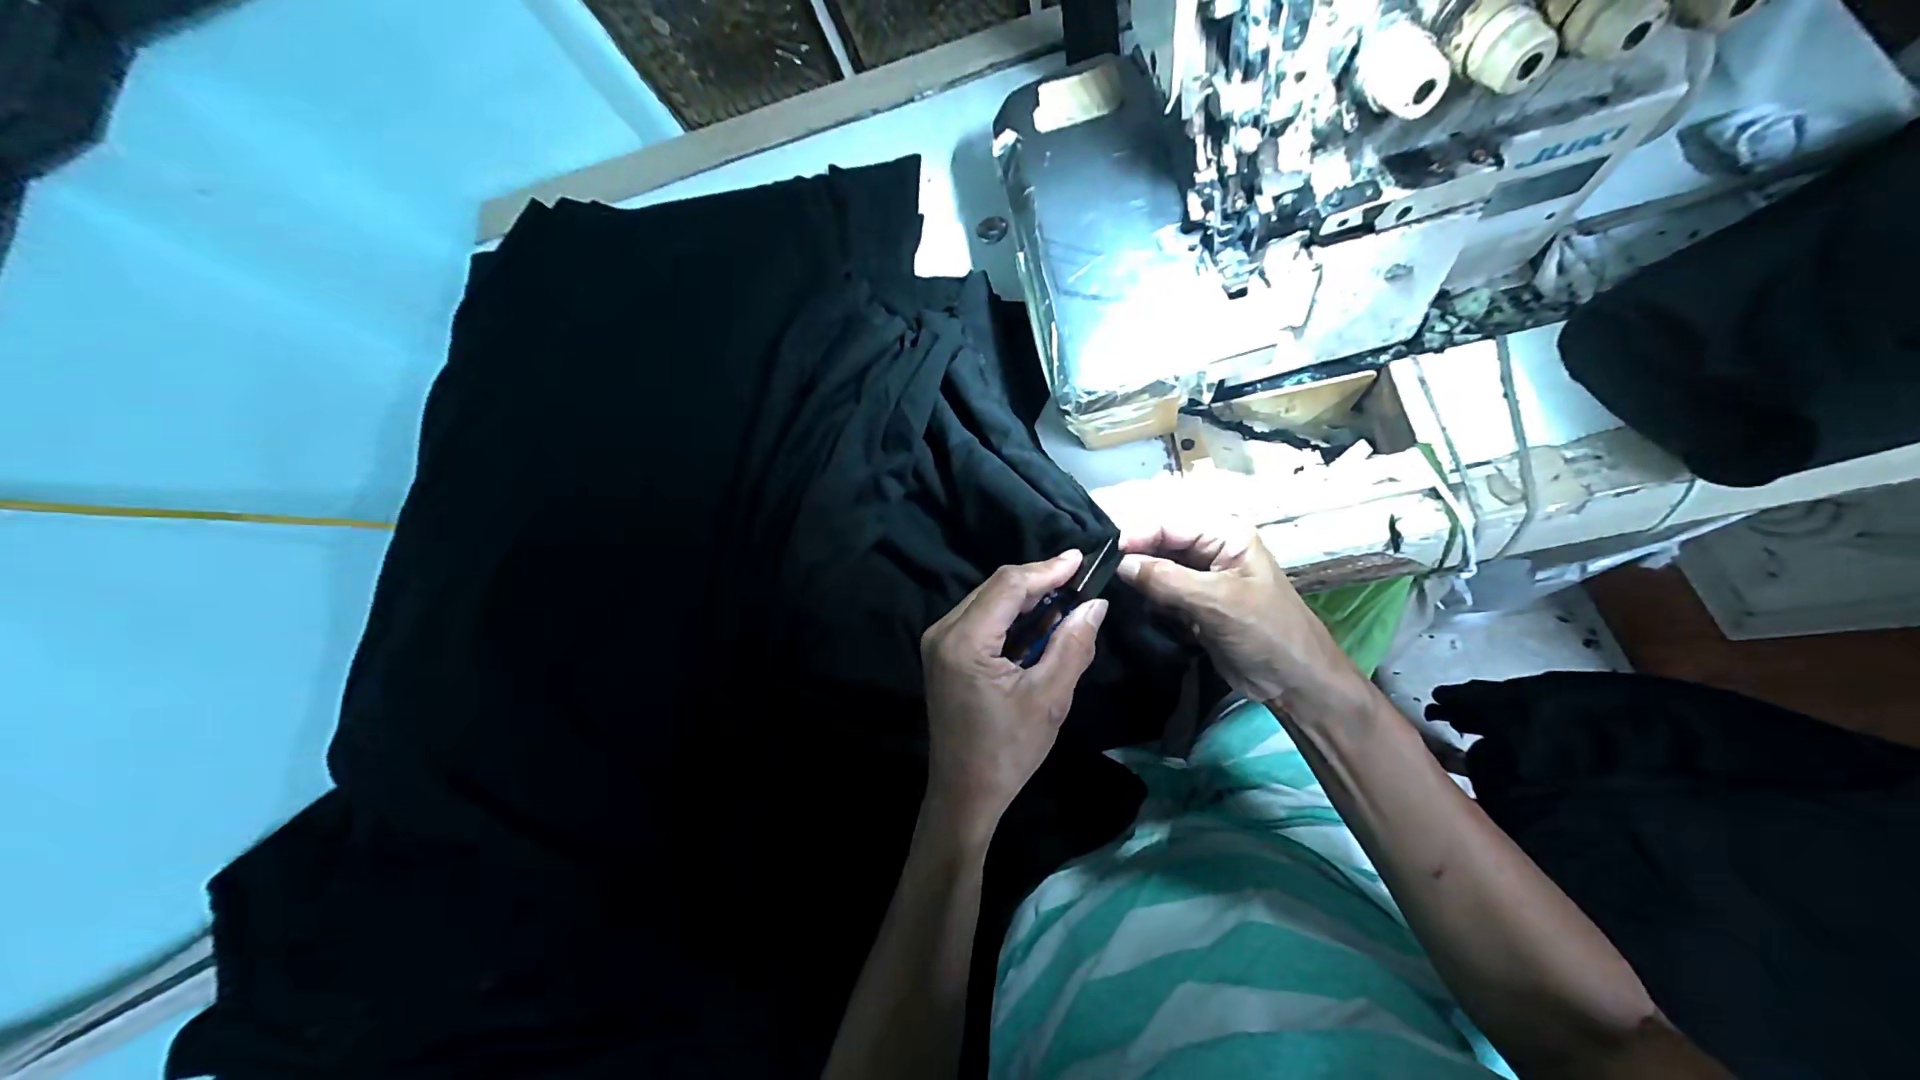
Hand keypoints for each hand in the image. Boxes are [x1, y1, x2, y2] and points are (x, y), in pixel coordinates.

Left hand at [920, 551, 1107, 841]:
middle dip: (1039, 580)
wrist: (964, 792)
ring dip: (1027, 598)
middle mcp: (943, 631)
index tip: (1082, 559)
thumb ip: (1073, 645)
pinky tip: (1041, 620)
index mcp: (964, 640)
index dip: (1047, 568)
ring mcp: (939, 642)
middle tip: (1080, 578)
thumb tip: (1096, 604)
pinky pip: (982, 620)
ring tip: (1067, 596)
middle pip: (996, 587)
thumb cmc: (1007, 750)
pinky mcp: (944, 653)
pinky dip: (1012, 617)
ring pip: (988, 600)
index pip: (1008, 585)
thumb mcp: (1049, 698)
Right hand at [1117, 522, 1369, 718]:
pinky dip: (1144, 595)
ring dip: (1135, 575)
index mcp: (1226, 535)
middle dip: (1132, 554)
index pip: (1170, 525)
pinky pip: (1159, 591)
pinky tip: (1124, 599)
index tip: (1105, 550)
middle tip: (1097, 566)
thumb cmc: (1267, 632)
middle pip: (1160, 543)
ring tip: (1103, 581)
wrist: (1294, 681)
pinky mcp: (1192, 603)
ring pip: (1156, 567)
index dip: (1136, 535)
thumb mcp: (1217, 602)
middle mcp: (1211, 550)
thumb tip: (1120, 563)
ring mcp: (1201, 577)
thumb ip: (1166, 580)